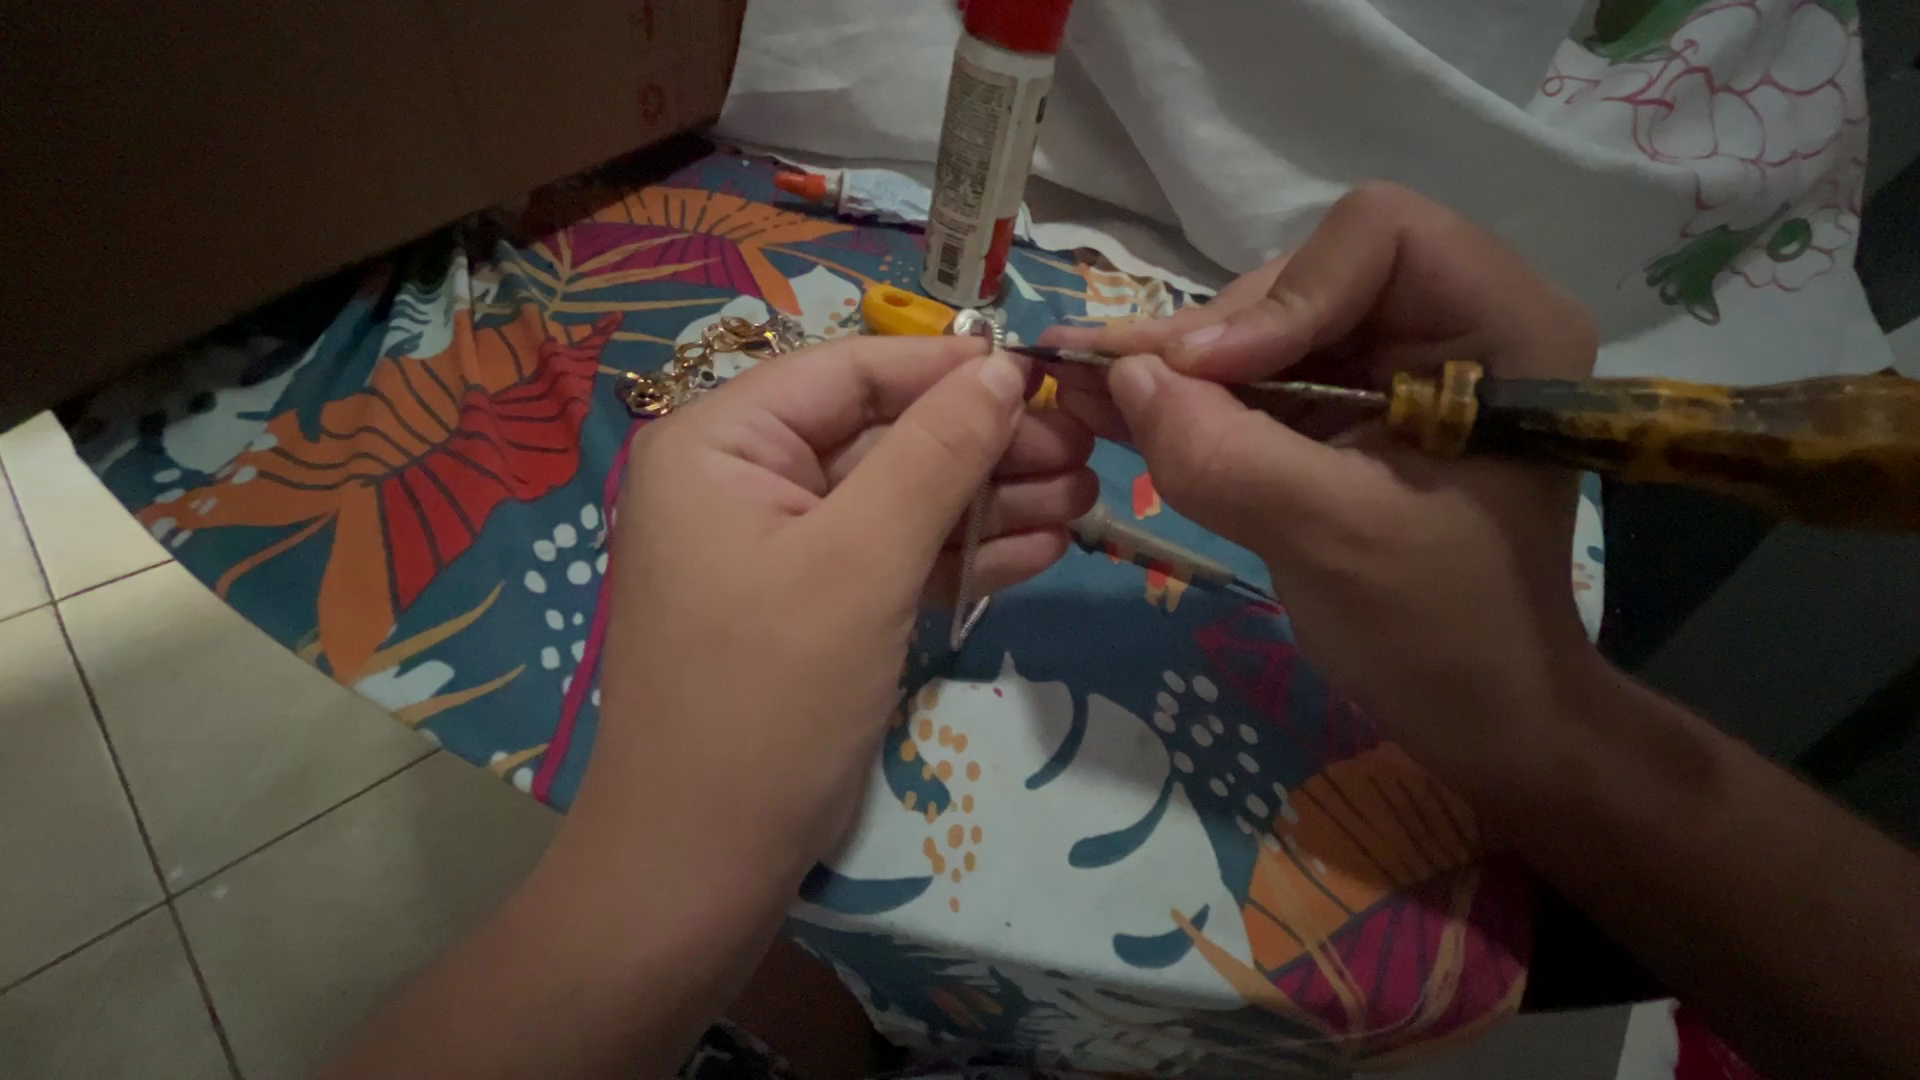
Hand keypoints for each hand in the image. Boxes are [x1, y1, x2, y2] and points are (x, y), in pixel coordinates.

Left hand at [577, 335, 1095, 893]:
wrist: (709, 864)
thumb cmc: (771, 696)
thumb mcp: (862, 560)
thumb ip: (935, 453)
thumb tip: (1001, 366)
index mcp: (722, 444)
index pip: (850, 373)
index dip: (949, 369)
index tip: (1041, 374)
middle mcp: (746, 481)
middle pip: (884, 437)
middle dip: (984, 448)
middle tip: (1082, 453)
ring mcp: (784, 547)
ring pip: (901, 502)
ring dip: (990, 503)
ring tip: (1084, 502)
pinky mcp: (818, 603)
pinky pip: (895, 559)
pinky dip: (963, 557)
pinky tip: (1042, 550)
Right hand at [1046, 183, 1599, 806]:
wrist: (1466, 704)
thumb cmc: (1435, 628)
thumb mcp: (1332, 538)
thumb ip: (1225, 454)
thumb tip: (1122, 378)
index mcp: (1495, 328)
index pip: (1375, 239)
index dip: (1278, 298)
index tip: (1204, 376)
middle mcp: (1439, 325)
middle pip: (1295, 285)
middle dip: (1202, 343)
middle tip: (1102, 381)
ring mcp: (1378, 371)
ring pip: (1254, 336)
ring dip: (1170, 370)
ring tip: (1082, 386)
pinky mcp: (1331, 415)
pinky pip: (1243, 387)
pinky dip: (1178, 401)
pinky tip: (1112, 408)